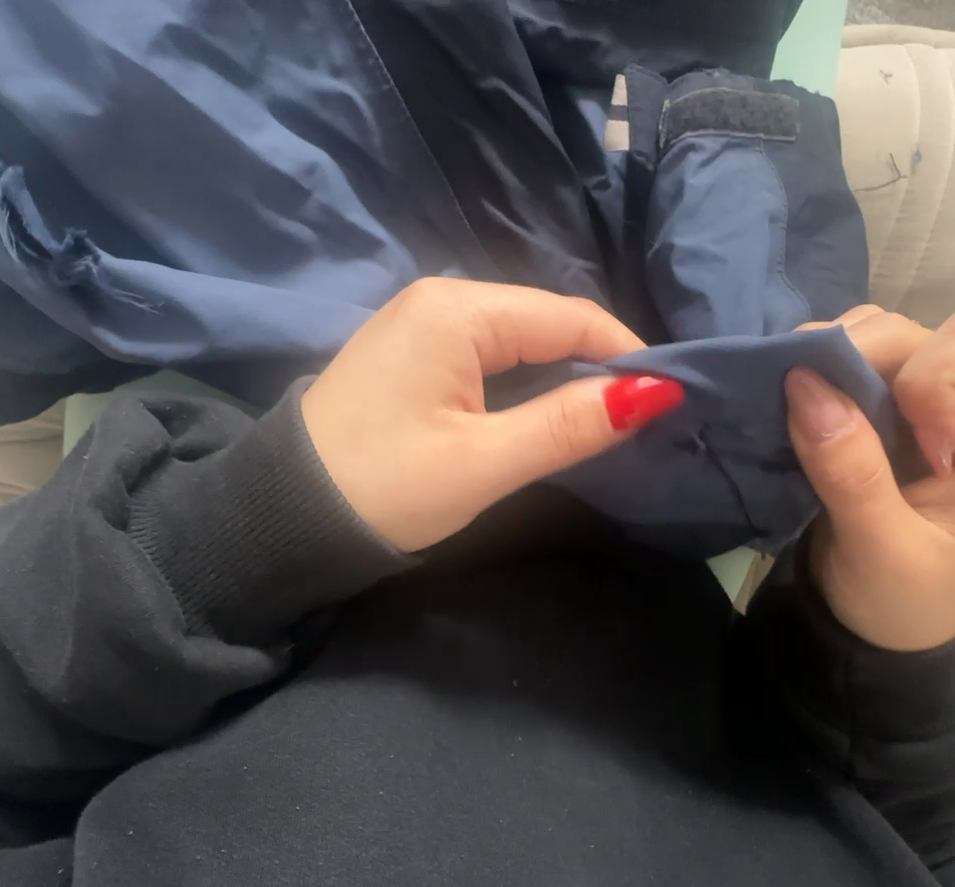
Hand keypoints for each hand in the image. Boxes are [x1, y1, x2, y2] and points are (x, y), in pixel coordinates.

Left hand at [302, 278, 684, 551]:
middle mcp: (439, 302)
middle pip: (544, 321)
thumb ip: (567, 424)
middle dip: (596, 363)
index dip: (625, 352)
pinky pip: (487, 356)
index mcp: (456, 312)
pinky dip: (524, 381)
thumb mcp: (483, 462)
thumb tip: (653, 393)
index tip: (669, 397)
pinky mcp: (410, 357)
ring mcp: (420, 326)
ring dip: (562, 373)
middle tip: (640, 415)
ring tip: (604, 417)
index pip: (568, 316)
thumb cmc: (384, 488)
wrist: (285, 516)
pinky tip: (544, 411)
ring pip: (517, 339)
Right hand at [785, 304, 954, 650]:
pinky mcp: (864, 420)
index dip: (938, 369)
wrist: (874, 634)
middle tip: (811, 398)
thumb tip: (805, 385)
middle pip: (924, 333)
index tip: (903, 428)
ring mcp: (908, 413)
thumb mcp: (883, 549)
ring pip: (879, 339)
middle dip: (866, 353)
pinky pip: (842, 368)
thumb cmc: (902, 602)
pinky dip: (810, 373)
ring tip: (794, 397)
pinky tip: (788, 401)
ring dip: (833, 356)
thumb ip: (852, 473)